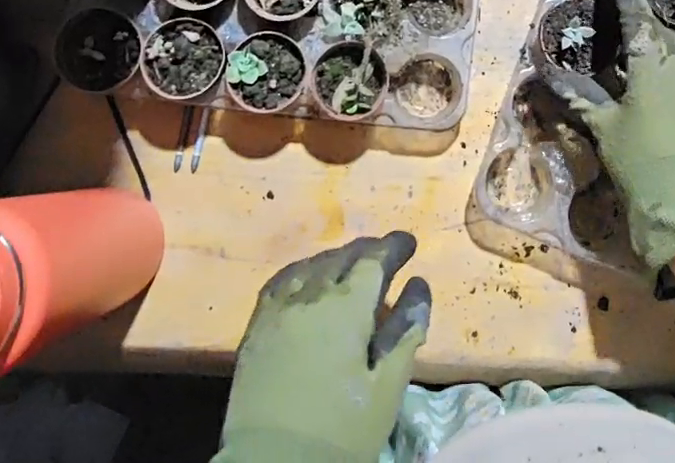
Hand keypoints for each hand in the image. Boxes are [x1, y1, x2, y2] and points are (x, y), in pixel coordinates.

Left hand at [214, 232, 430, 462]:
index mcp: (346, 308)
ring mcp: (278, 309)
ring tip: (350, 265)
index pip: (373, 259)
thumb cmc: (341, 432)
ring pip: (311, 265)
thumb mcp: (386, 388)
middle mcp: (310, 295)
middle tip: (385, 253)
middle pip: (341, 257)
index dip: (393, 247)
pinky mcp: (256, 327)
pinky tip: (307, 279)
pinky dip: (301, 271)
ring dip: (335, 259)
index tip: (409, 242)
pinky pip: (280, 281)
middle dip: (367, 250)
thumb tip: (419, 286)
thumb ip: (405, 332)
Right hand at [548, 0, 674, 271]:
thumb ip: (580, 93)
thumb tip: (546, 71)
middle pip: (657, 24)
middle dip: (638, 11)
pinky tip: (659, 65)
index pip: (635, 10)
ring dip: (656, 34)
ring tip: (637, 33)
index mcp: (652, 56)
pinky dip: (670, 55)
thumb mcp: (604, 124)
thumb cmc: (640, 159)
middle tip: (619, 2)